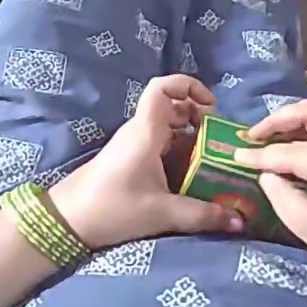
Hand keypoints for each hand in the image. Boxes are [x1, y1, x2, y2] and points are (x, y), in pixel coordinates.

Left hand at [49, 75, 243, 249]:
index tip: (210, 105)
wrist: (68, 220)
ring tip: (209, 154)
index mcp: (145, 132)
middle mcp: (139, 131)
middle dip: (197, 113)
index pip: (162, 88)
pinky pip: (158, 140)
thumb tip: (239, 221)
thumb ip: (202, 215)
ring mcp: (132, 143)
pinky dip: (177, 146)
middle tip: (216, 135)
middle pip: (170, 105)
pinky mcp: (128, 157)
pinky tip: (189, 170)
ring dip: (188, 132)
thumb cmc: (112, 208)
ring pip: (165, 124)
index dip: (188, 86)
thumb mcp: (161, 213)